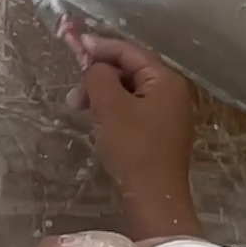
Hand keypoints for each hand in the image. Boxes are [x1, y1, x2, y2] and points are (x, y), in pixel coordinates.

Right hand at [66, 35, 198, 241]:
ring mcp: (168, 115)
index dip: (101, 47)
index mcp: (166, 81)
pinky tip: (97, 122)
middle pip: (131, 71)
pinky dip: (113, 110)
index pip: (131, 52)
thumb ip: (99, 77)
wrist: (154, 198)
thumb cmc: (134, 148)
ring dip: (103, 95)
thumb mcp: (110, 107)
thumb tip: (96, 68)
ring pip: (130, 92)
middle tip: (74, 95)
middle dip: (100, 77)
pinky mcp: (159, 134)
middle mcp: (172, 93)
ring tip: (80, 110)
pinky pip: (134, 110)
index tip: (75, 47)